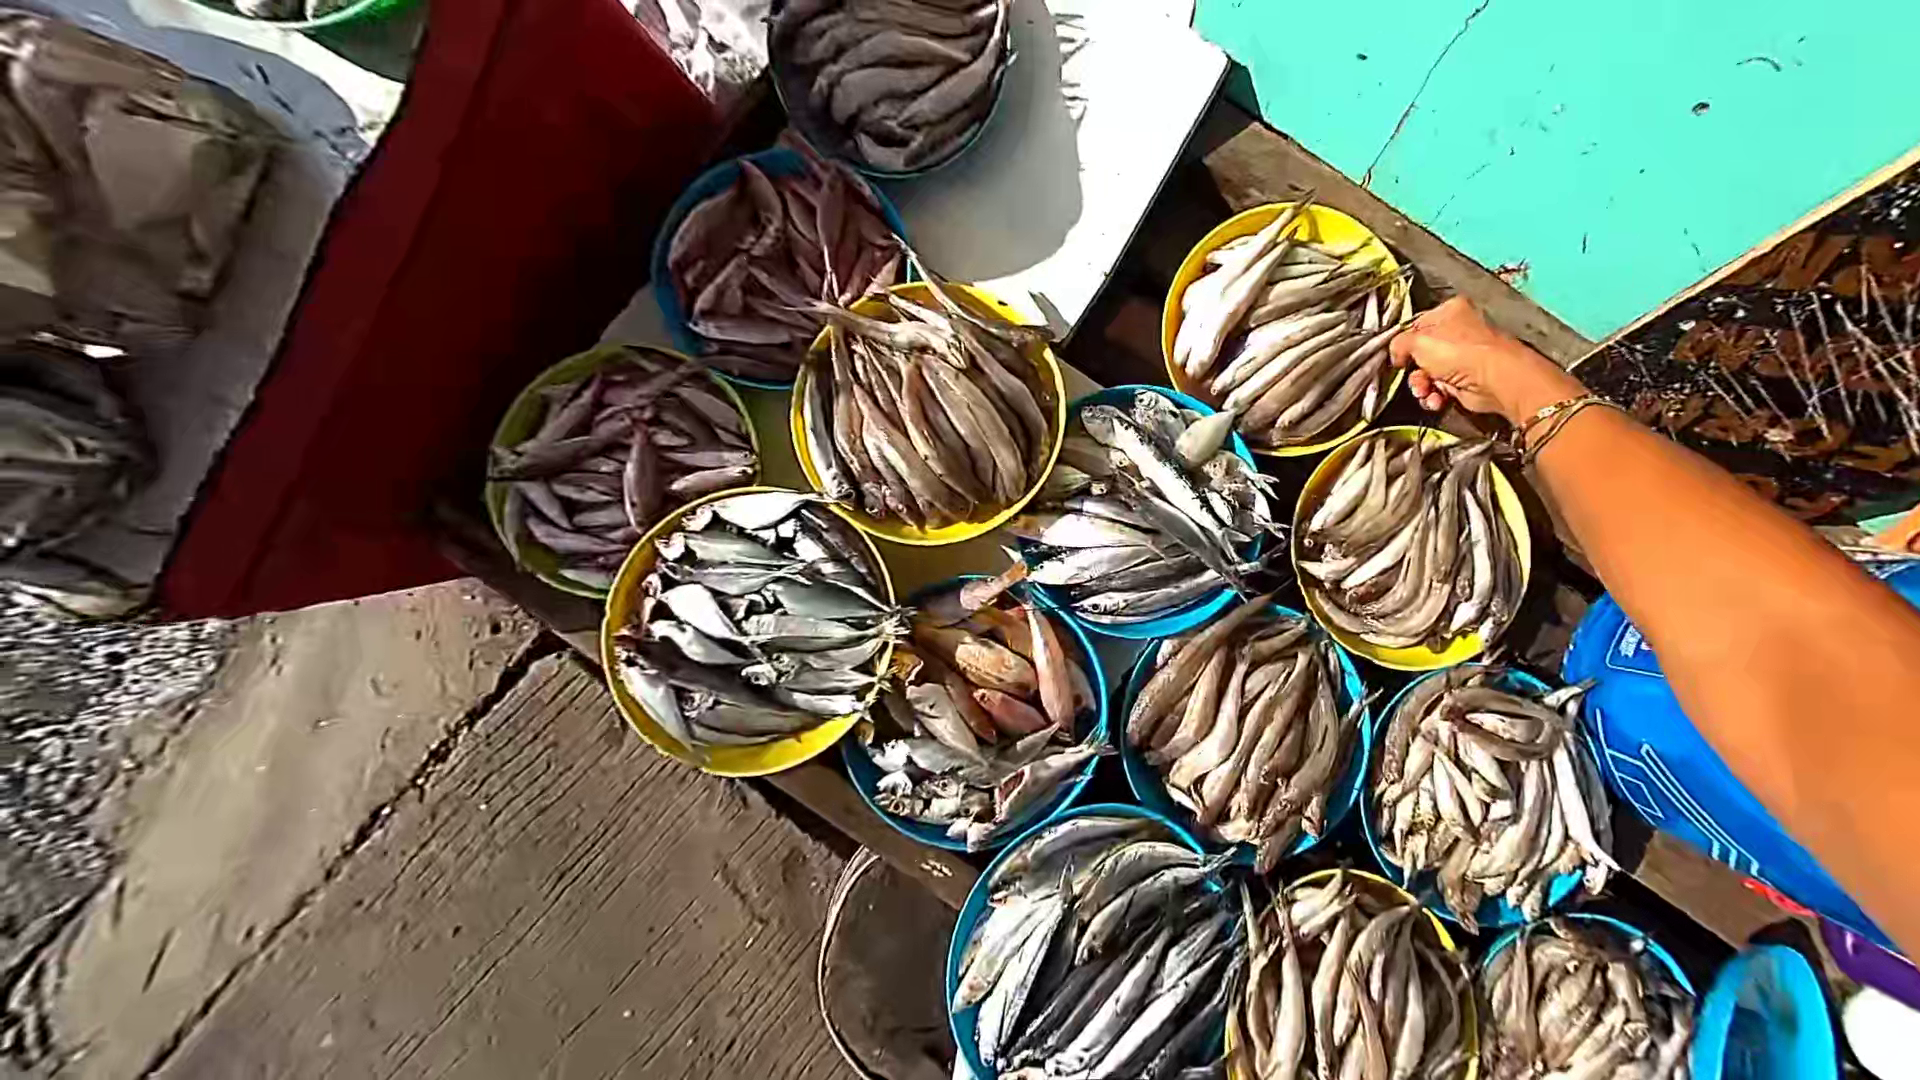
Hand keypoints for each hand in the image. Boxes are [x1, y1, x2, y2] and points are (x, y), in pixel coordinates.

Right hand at [1389, 297, 1586, 424]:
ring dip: (1420, 386)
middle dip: (1412, 370)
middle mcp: (1456, 332)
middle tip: (1416, 376)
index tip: (1397, 356)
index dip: (1402, 342)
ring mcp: (1459, 357)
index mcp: (1449, 312)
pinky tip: (1437, 398)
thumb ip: (1397, 343)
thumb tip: (1396, 354)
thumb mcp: (1416, 340)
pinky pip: (1435, 388)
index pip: (1414, 325)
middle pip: (1417, 354)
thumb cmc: (1457, 352)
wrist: (1492, 380)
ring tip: (1427, 390)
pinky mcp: (1462, 379)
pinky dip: (1432, 396)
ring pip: (1423, 374)